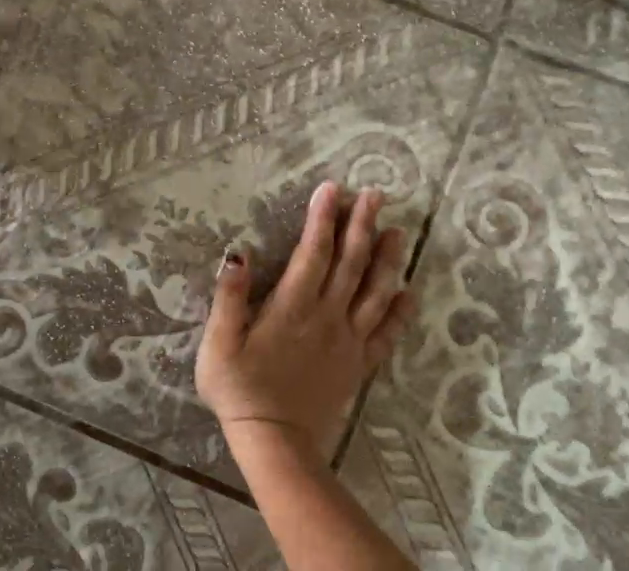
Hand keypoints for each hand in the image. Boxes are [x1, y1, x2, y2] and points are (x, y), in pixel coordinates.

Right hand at [196, 182, 415, 457]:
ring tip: (400, 231)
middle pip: (351, 264)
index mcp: (293, 307)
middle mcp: (327, 317)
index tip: (332, 189)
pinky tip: (409, 292)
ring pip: (376, 293)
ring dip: (388, 259)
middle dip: (363, 226)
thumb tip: (238, 252)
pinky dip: (401, 310)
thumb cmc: (236, 384)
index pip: (314, 253)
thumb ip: (230, 295)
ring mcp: (347, 341)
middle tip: (376, 194)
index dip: (323, 218)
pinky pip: (386, 333)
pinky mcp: (357, 365)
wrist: (273, 438)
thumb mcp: (219, 339)